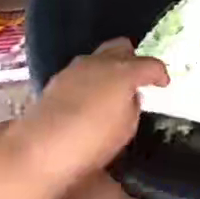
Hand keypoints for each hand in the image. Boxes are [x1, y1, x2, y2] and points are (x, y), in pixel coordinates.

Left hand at [9, 38, 168, 188]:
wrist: (35, 151)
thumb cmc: (91, 141)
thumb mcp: (127, 127)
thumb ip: (133, 105)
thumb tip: (129, 96)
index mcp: (125, 71)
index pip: (150, 65)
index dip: (160, 74)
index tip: (163, 84)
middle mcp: (100, 63)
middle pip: (121, 47)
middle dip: (132, 58)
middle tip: (136, 77)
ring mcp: (73, 70)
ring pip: (97, 58)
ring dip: (108, 68)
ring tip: (111, 89)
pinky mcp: (53, 83)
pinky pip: (80, 73)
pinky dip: (89, 80)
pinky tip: (88, 98)